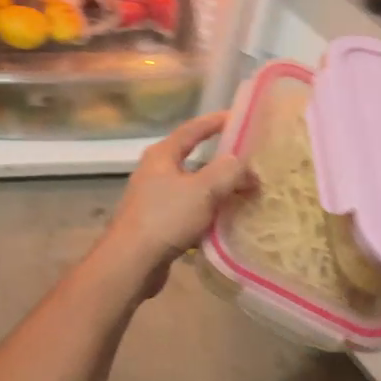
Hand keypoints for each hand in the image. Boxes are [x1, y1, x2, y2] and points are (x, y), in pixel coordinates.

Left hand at [96, 112, 255, 295]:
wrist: (132, 262)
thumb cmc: (165, 217)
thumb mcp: (202, 190)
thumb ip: (227, 172)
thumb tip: (242, 164)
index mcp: (162, 155)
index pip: (192, 129)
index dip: (215, 122)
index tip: (238, 118)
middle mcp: (155, 172)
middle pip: (193, 159)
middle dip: (221, 162)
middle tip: (248, 164)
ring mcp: (153, 199)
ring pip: (192, 188)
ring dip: (216, 190)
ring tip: (243, 195)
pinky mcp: (156, 224)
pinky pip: (188, 211)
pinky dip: (206, 213)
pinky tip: (224, 223)